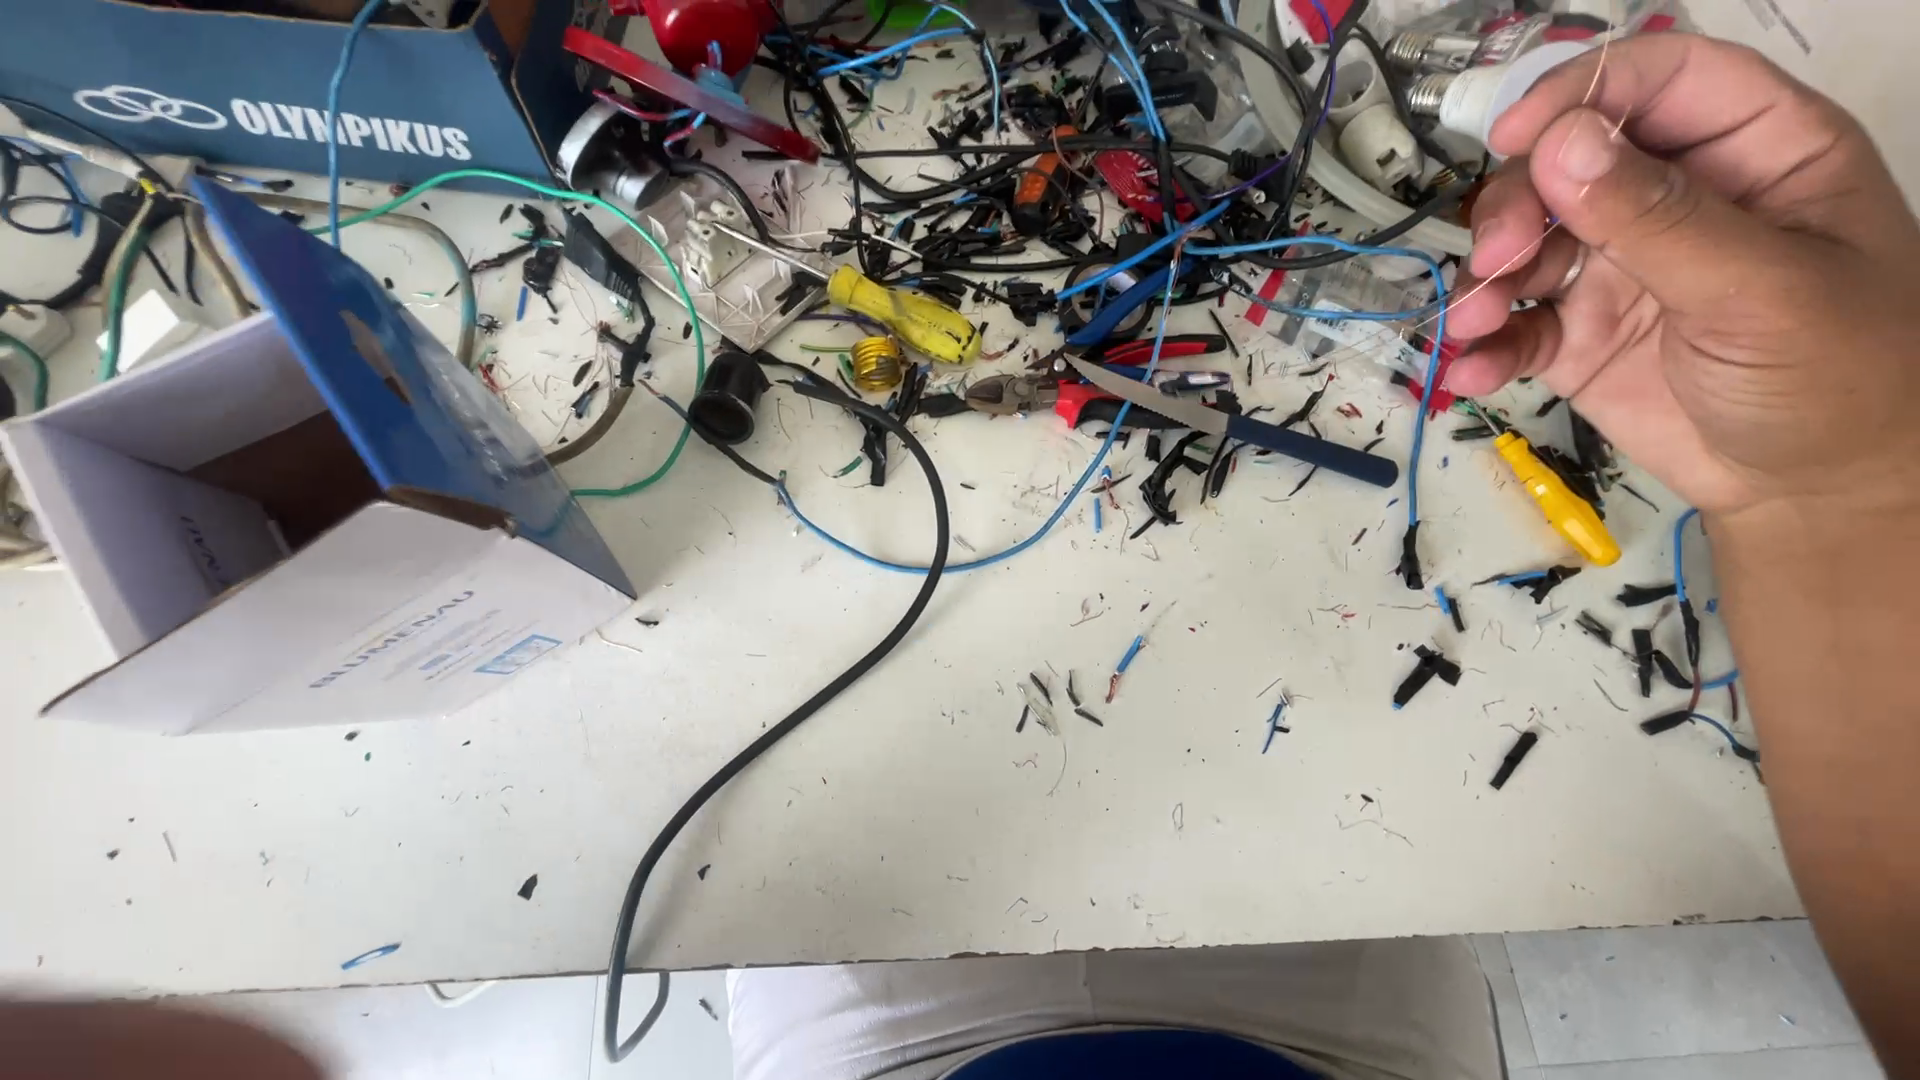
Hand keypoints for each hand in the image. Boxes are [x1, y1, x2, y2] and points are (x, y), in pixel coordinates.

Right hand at [1442, 33, 1919, 515]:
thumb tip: (1558, 144)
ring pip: (1519, 250)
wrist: (1811, 484)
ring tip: (1472, 329)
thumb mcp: (1759, 285)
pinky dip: (1483, 350)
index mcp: (1749, 155)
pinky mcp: (1570, 338)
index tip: (1513, 137)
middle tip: (1496, 262)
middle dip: (1513, 211)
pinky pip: (1509, 329)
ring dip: (1483, 286)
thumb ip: (1657, 216)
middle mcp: (1668, 204)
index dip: (1583, 92)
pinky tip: (1474, 375)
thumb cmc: (1836, 370)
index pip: (1659, 83)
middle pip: (1561, 169)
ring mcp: (1612, 273)